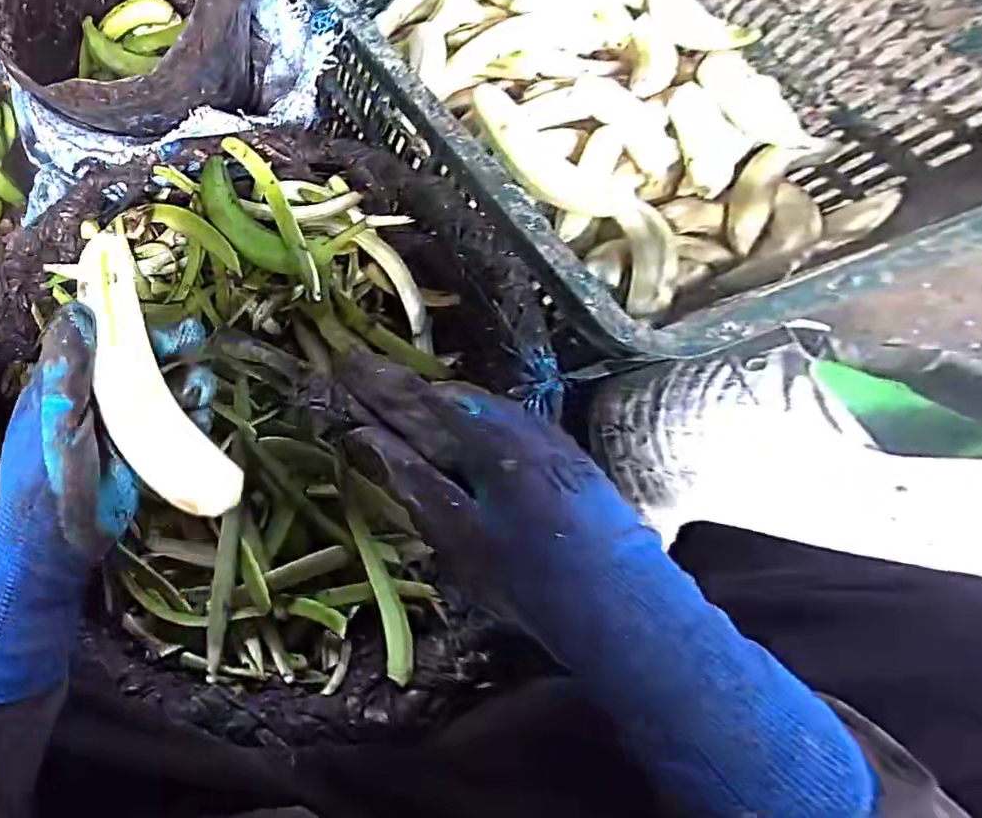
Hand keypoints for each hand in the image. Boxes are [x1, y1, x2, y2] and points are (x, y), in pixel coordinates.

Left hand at [0, 306, 210, 703]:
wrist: (56, 550)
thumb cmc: (45, 481)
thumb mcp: (53, 420)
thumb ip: (67, 368)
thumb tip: (80, 310)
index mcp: (65, 380)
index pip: (99, 337)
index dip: (126, 323)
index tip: (150, 318)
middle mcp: (95, 395)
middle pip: (137, 358)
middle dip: (167, 347)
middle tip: (193, 342)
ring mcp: (120, 423)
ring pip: (160, 387)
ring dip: (185, 379)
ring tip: (198, 387)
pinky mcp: (142, 449)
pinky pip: (171, 421)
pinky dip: (189, 413)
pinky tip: (198, 415)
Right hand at [338, 352, 875, 817]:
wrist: (640, 621)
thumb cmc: (535, 583)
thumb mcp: (459, 536)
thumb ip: (411, 477)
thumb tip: (365, 434)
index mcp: (488, 442)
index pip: (415, 397)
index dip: (374, 380)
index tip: (340, 359)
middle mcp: (518, 426)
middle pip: (441, 394)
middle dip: (397, 386)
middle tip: (357, 376)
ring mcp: (544, 438)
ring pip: (470, 406)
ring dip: (427, 401)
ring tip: (392, 402)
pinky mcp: (561, 455)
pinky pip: (494, 420)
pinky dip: (459, 418)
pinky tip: (448, 431)